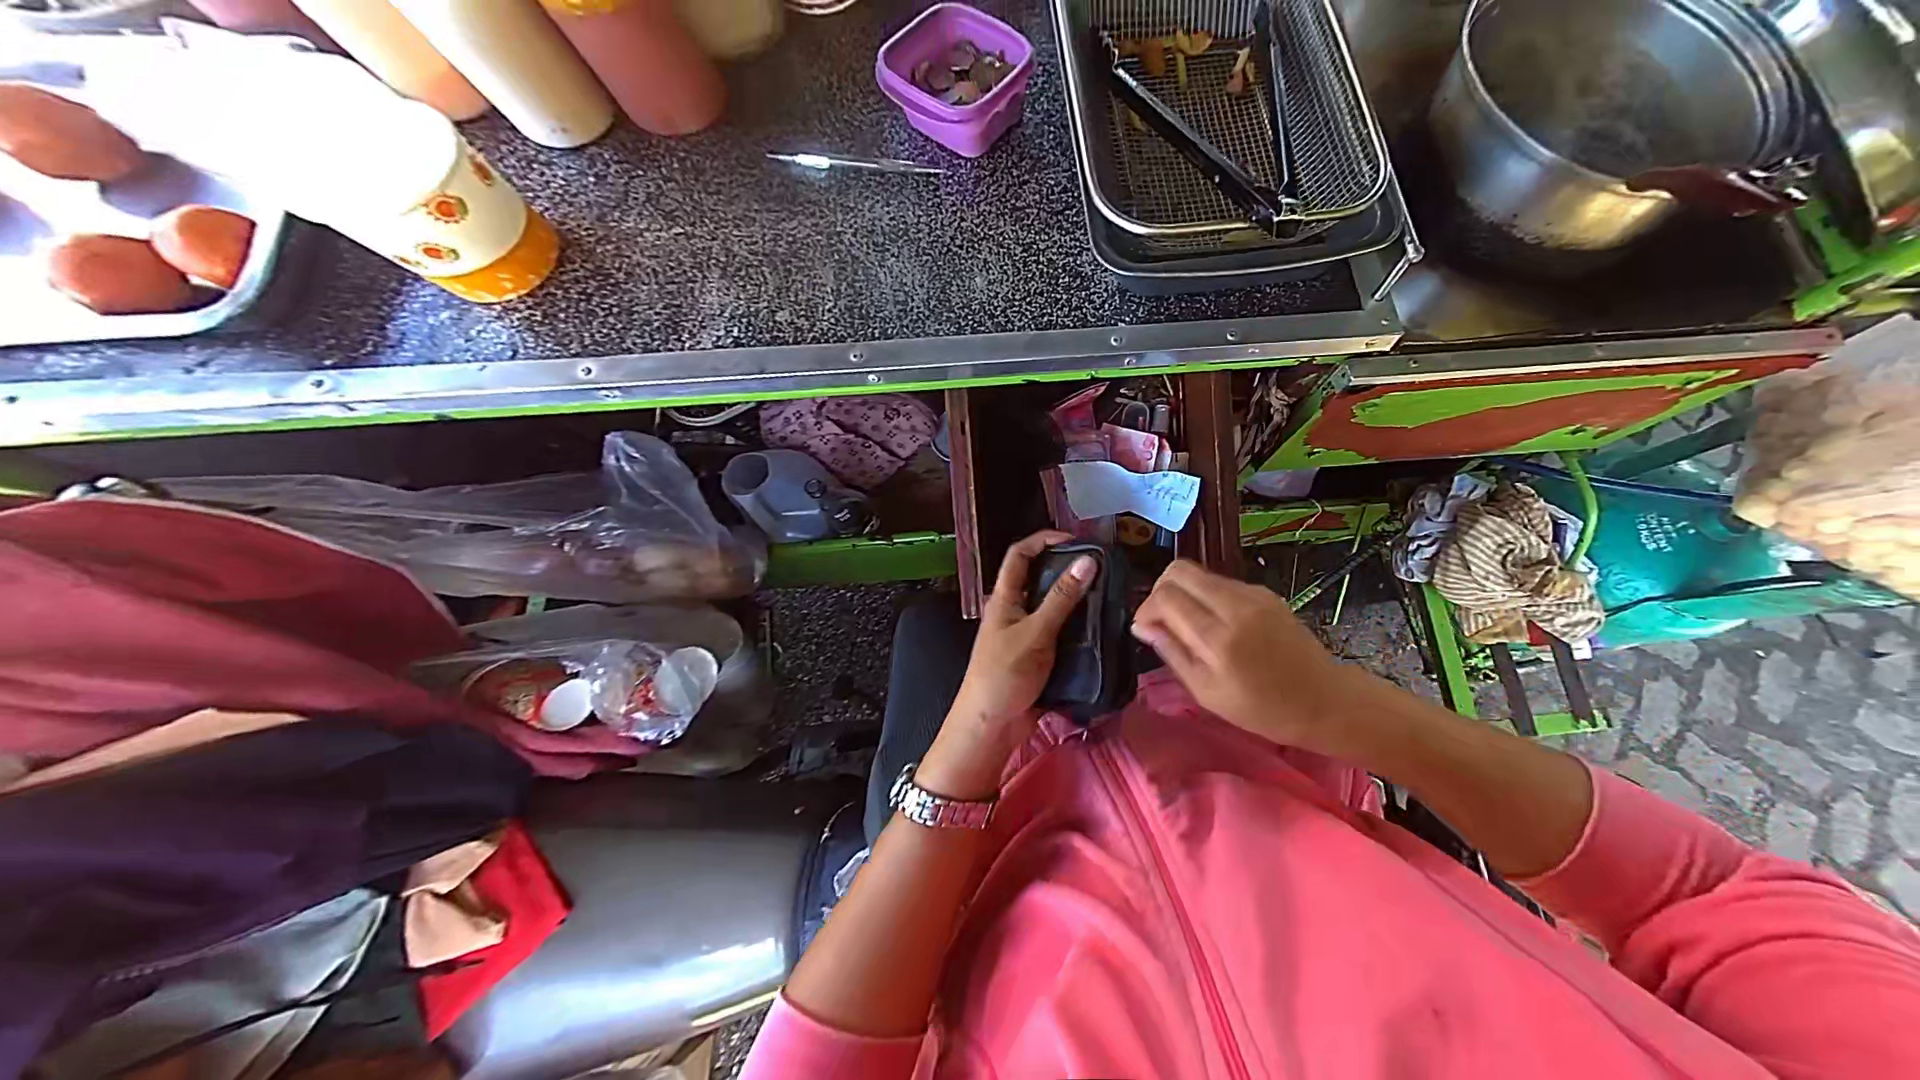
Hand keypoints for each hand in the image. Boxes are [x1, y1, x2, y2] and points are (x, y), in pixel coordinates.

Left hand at [916, 530, 1096, 800]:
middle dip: (1069, 570)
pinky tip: (1103, 629)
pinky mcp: (1039, 656)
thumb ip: (1062, 598)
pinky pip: (1062, 634)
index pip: (1020, 555)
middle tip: (1103, 569)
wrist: (991, 725)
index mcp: (1004, 598)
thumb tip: (1087, 560)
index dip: (1044, 540)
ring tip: (1110, 595)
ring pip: (1055, 607)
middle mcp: (1015, 611)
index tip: (1076, 541)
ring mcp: (1027, 634)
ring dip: (1078, 601)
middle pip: (1041, 579)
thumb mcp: (1036, 633)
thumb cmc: (1005, 675)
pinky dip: (1079, 628)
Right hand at [1131, 560, 1356, 753]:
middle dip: (1160, 590)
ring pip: (1199, 573)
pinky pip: (1220, 582)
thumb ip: (1172, 653)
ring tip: (1187, 625)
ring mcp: (1253, 594)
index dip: (1147, 609)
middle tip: (1161, 619)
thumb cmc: (1263, 709)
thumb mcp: (1206, 692)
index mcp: (1219, 637)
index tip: (1146, 629)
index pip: (1166, 596)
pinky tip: (1214, 624)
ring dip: (1183, 593)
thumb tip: (1143, 626)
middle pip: (1179, 570)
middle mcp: (1235, 606)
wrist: (1325, 701)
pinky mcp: (1264, 592)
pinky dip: (1205, 596)